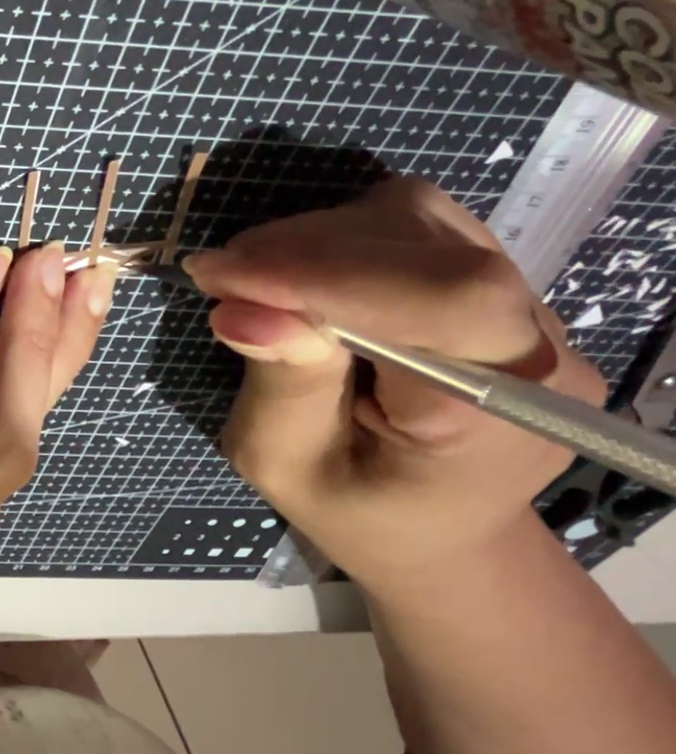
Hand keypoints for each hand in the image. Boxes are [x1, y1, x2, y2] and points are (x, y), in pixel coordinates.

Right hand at [183, 177, 606, 589]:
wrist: (437, 530)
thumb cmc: (356, 512)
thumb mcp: (289, 468)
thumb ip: (281, 388)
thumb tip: (242, 309)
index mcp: (497, 412)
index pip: (443, 301)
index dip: (328, 272)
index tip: (219, 274)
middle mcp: (534, 348)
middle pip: (429, 250)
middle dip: (306, 251)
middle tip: (219, 276)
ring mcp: (525, 309)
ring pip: (419, 223)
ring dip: (317, 239)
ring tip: (252, 278)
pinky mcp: (493, 285)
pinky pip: (414, 227)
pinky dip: (337, 235)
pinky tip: (296, 274)